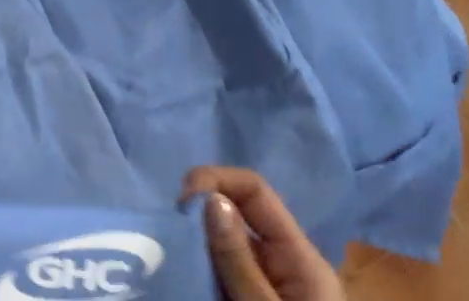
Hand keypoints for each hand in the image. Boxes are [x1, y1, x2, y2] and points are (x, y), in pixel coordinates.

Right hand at [181, 167, 345, 300]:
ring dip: (196, 242)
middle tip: (166, 231)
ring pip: (226, 242)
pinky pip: (226, 269)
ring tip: (168, 250)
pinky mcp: (260, 297)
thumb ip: (239, 259)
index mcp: (302, 255)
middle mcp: (289, 259)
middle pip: (237, 214)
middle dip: (199, 214)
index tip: (179, 200)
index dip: (215, 180)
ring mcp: (275, 281)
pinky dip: (201, 265)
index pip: (256, 190)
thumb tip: (210, 197)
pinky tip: (182, 270)